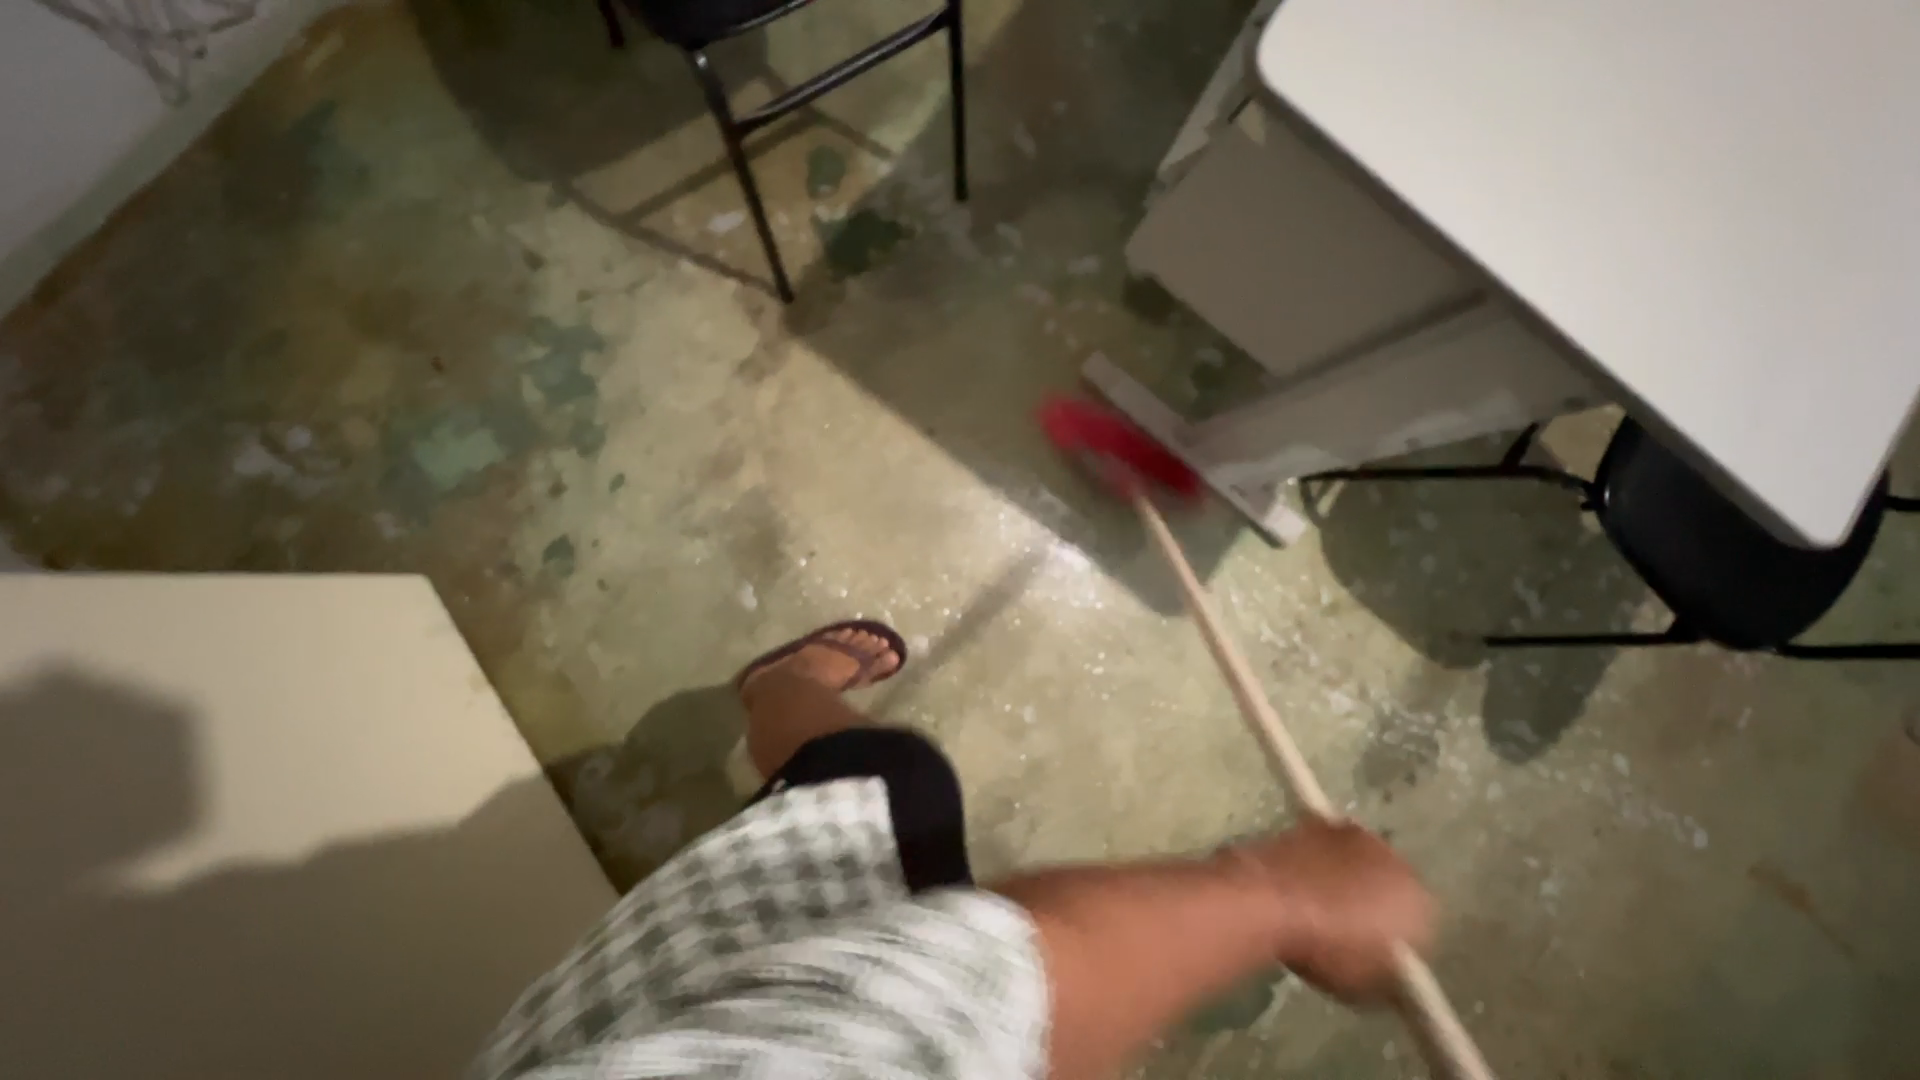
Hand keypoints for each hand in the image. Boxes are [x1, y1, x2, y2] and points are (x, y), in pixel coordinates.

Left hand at [1229, 819, 1433, 1004]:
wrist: (1268, 899)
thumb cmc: (1328, 947)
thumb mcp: (1369, 986)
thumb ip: (1388, 973)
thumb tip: (1385, 969)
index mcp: (1419, 898)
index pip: (1418, 923)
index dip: (1394, 941)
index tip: (1373, 956)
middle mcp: (1390, 857)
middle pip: (1386, 883)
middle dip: (1369, 900)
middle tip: (1342, 930)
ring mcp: (1347, 832)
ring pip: (1352, 861)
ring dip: (1338, 877)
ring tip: (1312, 908)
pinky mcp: (1308, 822)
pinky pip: (1319, 850)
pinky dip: (1311, 864)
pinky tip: (1292, 886)